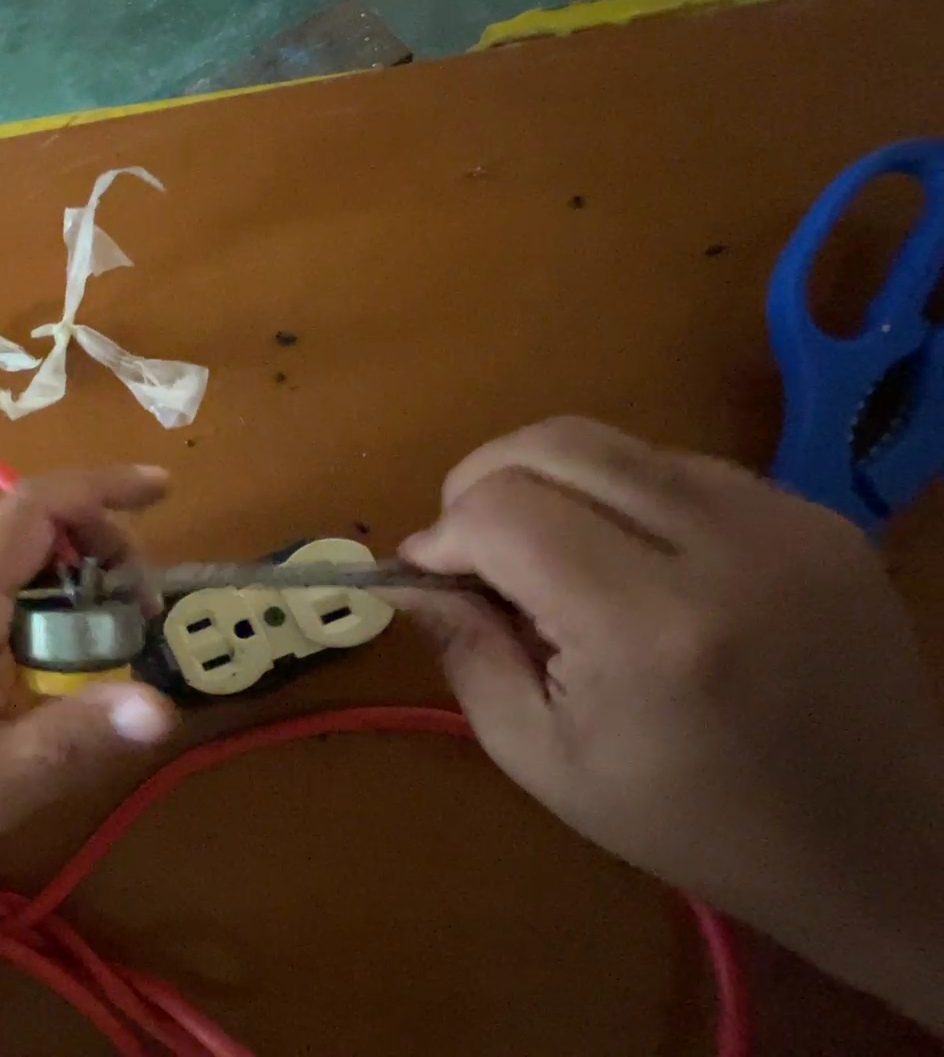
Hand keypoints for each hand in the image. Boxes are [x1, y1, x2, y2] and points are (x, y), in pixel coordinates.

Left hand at [0, 466, 180, 858]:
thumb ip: (76, 739)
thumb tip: (163, 707)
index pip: (30, 509)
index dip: (97, 487)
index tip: (161, 489)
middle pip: (35, 521)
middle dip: (103, 538)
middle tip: (146, 604)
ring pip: (26, 548)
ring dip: (85, 566)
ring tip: (125, 623)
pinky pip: (14, 581)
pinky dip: (61, 592)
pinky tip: (81, 640)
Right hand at [393, 417, 943, 1030]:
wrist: (885, 846)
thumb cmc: (683, 815)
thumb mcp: (534, 750)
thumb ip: (460, 647)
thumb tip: (402, 574)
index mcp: (648, 627)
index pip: (501, 511)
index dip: (442, 534)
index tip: (430, 578)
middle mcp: (725, 548)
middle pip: (550, 445)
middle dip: (478, 485)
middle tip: (471, 551)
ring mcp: (783, 521)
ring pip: (604, 443)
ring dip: (541, 485)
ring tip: (541, 557)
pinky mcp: (812, 515)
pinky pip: (665, 463)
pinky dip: (606, 493)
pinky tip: (616, 557)